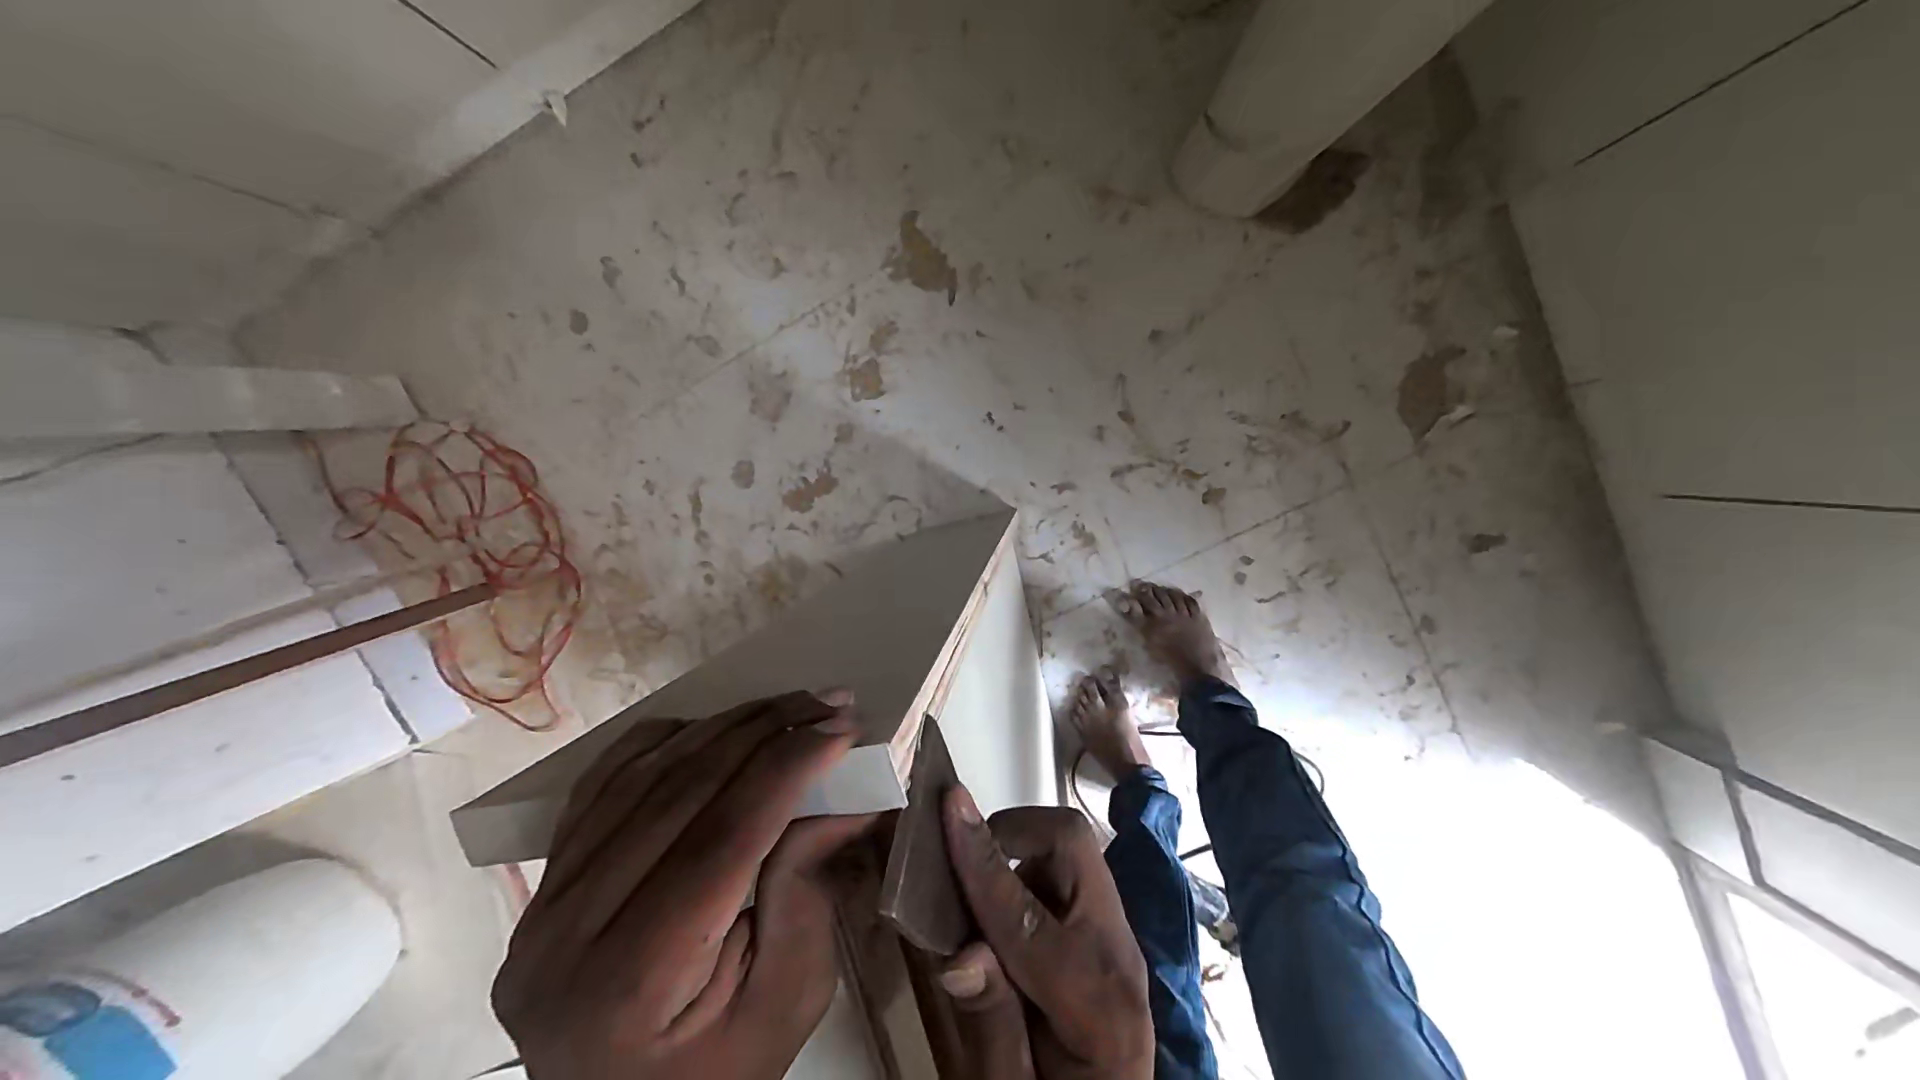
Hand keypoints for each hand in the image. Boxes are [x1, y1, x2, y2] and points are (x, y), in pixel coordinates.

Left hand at [493, 690, 876, 1079]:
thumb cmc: (720, 1071)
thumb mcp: (786, 998)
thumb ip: (806, 891)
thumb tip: (843, 798)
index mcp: (634, 980)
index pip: (722, 839)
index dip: (786, 769)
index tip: (841, 727)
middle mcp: (567, 934)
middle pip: (678, 795)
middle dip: (764, 733)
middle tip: (826, 702)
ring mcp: (543, 905)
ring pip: (639, 778)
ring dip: (721, 727)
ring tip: (783, 705)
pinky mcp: (543, 886)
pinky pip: (601, 786)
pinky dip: (660, 742)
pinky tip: (711, 726)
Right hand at [939, 787, 1153, 1079]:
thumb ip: (990, 1026)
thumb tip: (958, 955)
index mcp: (1098, 1009)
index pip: (1027, 919)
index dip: (981, 862)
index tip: (949, 808)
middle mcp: (1119, 956)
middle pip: (1071, 845)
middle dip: (1011, 834)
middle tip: (960, 864)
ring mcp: (1120, 936)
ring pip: (1068, 849)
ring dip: (1016, 854)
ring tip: (975, 899)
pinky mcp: (1110, 927)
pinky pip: (1066, 871)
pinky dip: (1025, 872)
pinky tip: (999, 916)